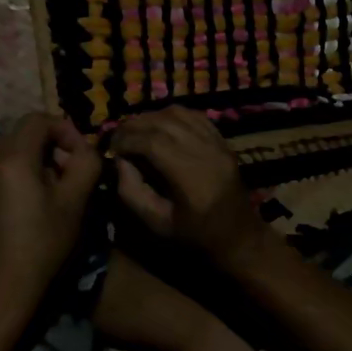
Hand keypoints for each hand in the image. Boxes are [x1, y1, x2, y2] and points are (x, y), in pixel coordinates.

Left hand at [0, 114, 101, 317]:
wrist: (3, 289)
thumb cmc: (43, 243)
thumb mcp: (76, 200)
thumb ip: (87, 163)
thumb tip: (86, 148)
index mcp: (12, 156)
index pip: (39, 119)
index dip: (66, 130)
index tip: (82, 156)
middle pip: (25, 131)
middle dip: (54, 143)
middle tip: (74, 172)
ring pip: (15, 149)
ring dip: (41, 158)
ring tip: (60, 188)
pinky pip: (5, 167)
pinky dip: (26, 171)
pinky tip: (40, 201)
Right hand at [111, 106, 269, 263]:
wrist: (239, 236)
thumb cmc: (196, 236)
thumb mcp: (157, 223)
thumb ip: (133, 192)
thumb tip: (120, 161)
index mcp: (191, 176)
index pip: (153, 143)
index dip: (128, 140)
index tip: (112, 147)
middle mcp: (206, 152)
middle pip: (164, 122)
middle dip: (135, 125)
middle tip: (118, 136)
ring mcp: (217, 144)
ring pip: (179, 114)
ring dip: (152, 117)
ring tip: (136, 130)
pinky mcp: (223, 142)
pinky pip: (195, 116)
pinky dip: (173, 116)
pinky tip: (160, 126)